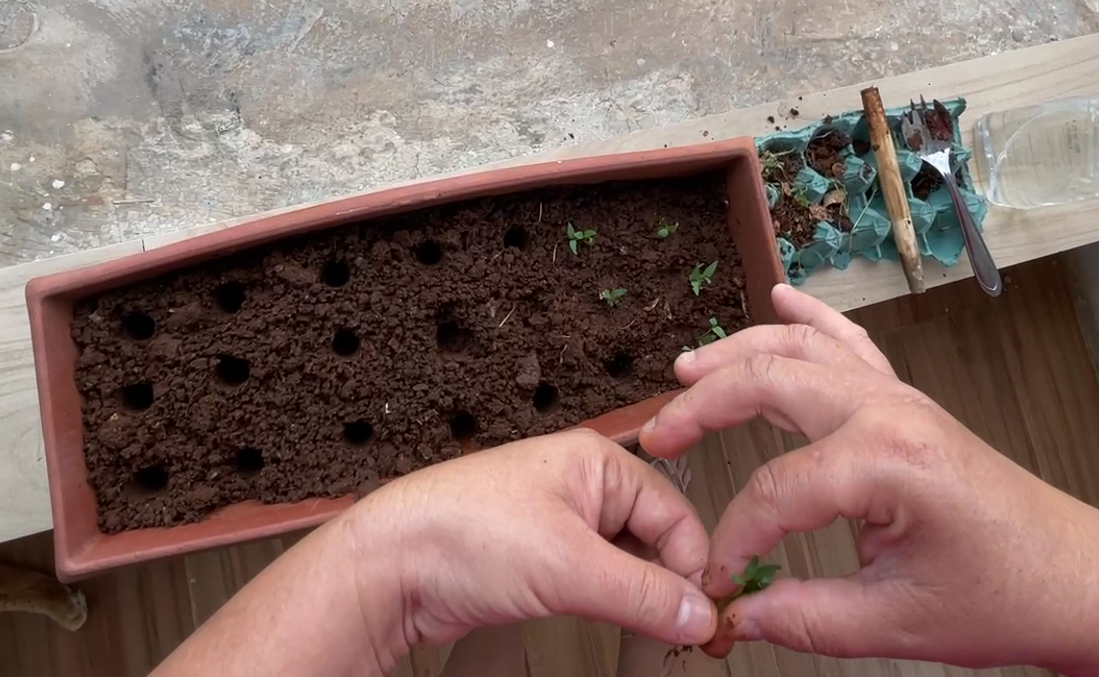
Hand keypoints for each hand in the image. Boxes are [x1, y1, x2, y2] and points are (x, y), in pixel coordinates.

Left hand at [341, 428, 718, 657]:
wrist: (394, 562)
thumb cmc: (468, 533)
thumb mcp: (568, 565)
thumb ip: (642, 592)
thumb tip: (699, 614)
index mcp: (599, 463)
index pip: (674, 512)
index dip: (693, 567)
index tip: (705, 621)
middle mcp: (585, 484)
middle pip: (654, 534)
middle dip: (669, 582)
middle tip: (683, 636)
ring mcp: (563, 519)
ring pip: (627, 558)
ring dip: (641, 595)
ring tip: (653, 635)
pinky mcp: (543, 554)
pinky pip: (597, 575)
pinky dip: (613, 601)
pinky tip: (616, 623)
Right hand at [637, 284, 1098, 671]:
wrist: (1083, 578)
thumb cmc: (1004, 601)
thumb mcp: (900, 624)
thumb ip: (805, 618)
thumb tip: (736, 615)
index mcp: (886, 460)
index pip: (777, 490)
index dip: (736, 537)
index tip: (717, 579)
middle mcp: (886, 407)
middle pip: (770, 384)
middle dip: (705, 407)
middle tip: (660, 435)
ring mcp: (896, 392)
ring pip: (799, 349)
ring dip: (739, 353)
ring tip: (688, 369)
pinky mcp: (904, 395)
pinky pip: (848, 341)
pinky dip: (809, 317)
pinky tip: (781, 298)